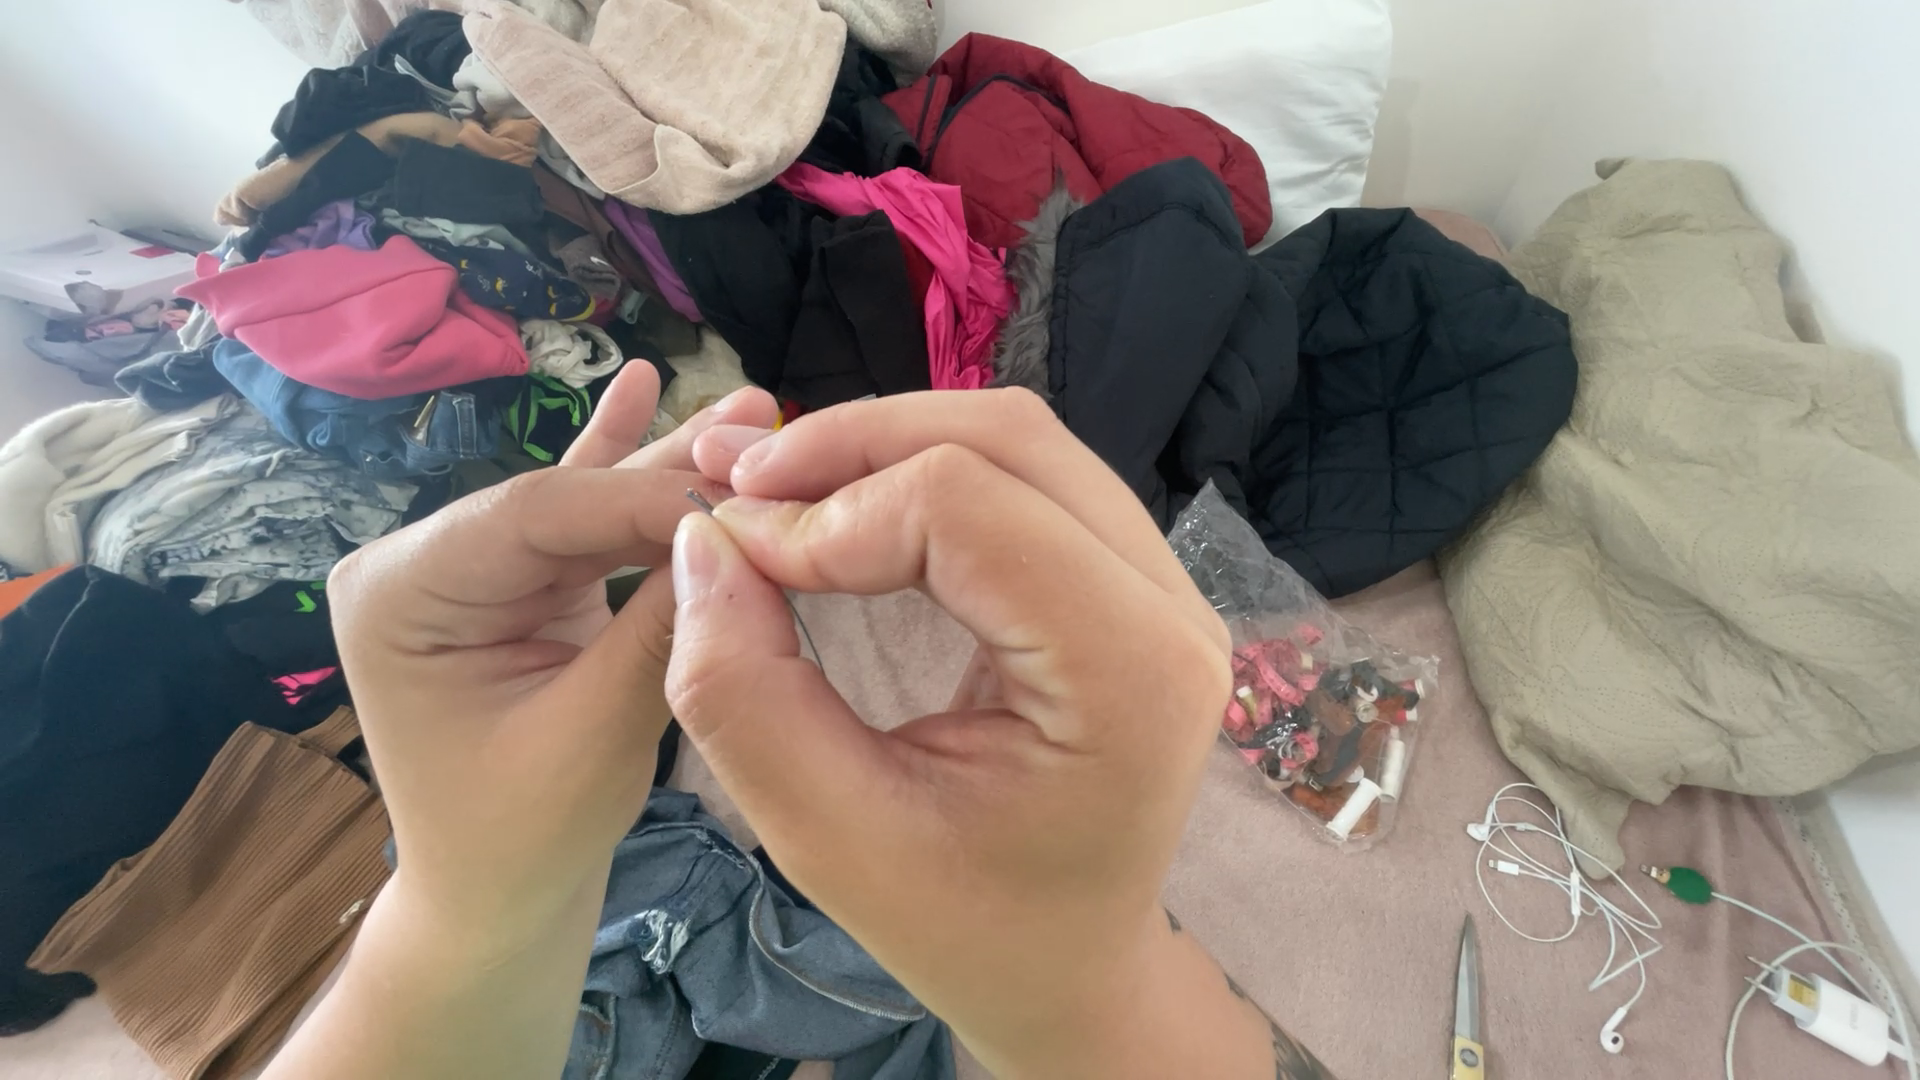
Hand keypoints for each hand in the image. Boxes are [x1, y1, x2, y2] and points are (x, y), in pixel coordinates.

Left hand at [327, 365, 778, 933]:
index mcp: (406, 594)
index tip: (750, 498)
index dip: (648, 496)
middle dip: (673, 465)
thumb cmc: (527, 830)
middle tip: (765, 419)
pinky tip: (643, 387)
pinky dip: (623, 460)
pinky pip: (584, 518)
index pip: (540, 513)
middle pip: (570, 495)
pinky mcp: (525, 582)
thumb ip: (658, 626)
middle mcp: (432, 562)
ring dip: (671, 460)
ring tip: (747, 405)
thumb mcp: (596, 732)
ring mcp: (480, 568)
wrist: (498, 889)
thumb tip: (730, 536)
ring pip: (590, 500)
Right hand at [666, 389, 1242, 1075]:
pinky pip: (1023, 477)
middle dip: (858, 442)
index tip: (735, 550)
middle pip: (1006, 439)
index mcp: (1130, 673)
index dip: (829, 512)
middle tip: (745, 475)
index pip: (965, 508)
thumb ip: (744, 691)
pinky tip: (855, 498)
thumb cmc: (966, 924)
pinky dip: (924, 470)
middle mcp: (1170, 604)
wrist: (1069, 955)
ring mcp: (1162, 581)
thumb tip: (705, 538)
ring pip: (1017, 440)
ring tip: (785, 479)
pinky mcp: (1129, 576)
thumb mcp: (830, 838)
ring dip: (889, 443)